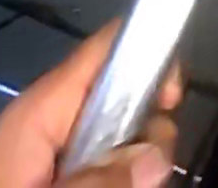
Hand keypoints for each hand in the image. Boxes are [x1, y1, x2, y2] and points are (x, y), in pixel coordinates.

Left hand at [0, 19, 183, 187]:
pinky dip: (114, 182)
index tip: (173, 96)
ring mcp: (49, 158)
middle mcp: (52, 123)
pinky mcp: (50, 179)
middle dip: (148, 131)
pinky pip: (98, 169)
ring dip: (133, 167)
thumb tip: (158, 153)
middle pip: (128, 98)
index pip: (112, 44)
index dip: (153, 53)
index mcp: (44, 107)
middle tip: (143, 174)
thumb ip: (96, 177)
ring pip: (119, 142)